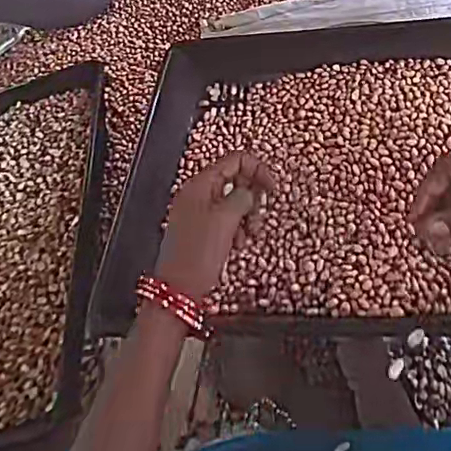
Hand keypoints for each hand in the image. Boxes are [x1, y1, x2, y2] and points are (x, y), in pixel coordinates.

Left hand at [156, 152, 274, 297]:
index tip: (271, 188)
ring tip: (248, 234)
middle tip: (257, 217)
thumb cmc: (197, 255)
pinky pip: (227, 219)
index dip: (258, 170)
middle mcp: (197, 194)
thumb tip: (251, 191)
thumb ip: (243, 196)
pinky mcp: (202, 229)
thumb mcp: (226, 219)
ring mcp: (198, 212)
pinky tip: (238, 243)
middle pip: (235, 180)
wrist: (178, 291)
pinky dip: (238, 227)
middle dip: (252, 197)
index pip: (235, 160)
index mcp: (200, 184)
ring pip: (233, 201)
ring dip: (247, 215)